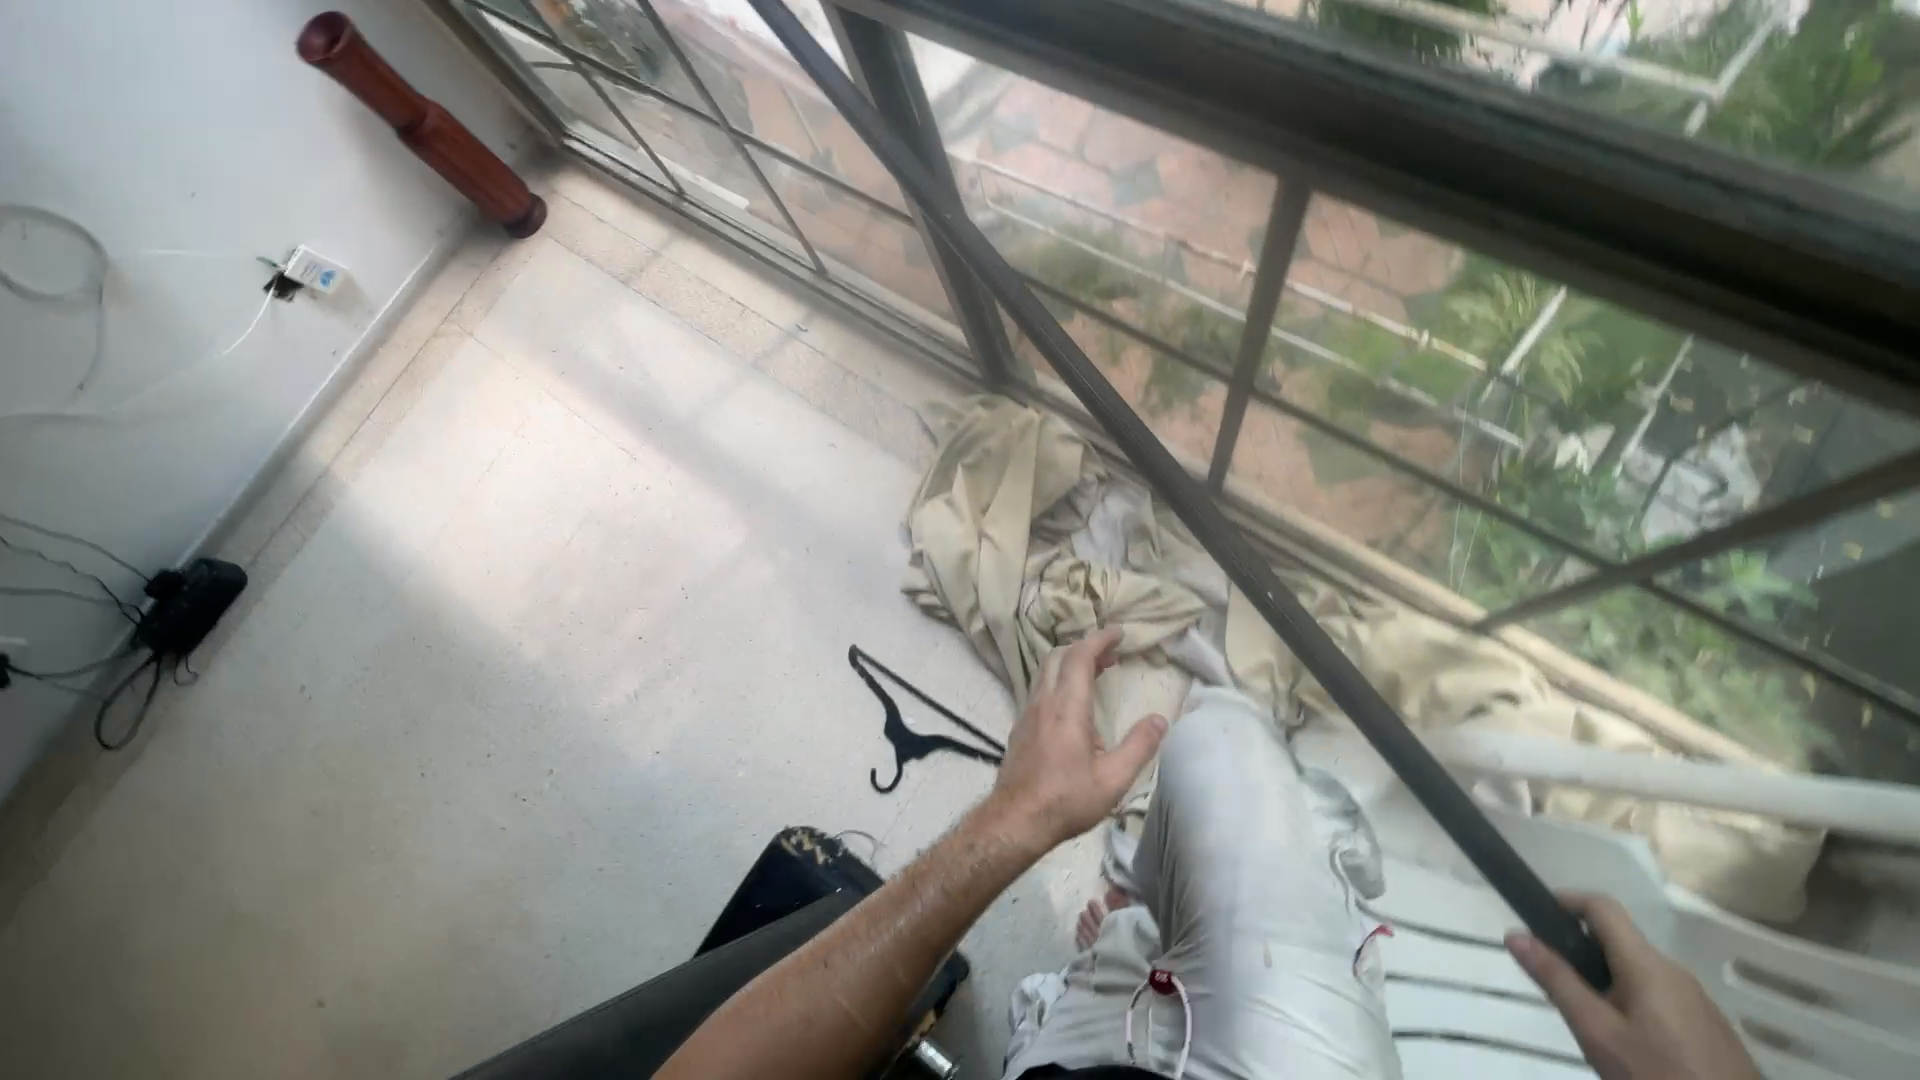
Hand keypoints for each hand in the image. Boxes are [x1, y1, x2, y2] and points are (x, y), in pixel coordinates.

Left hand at [985, 627, 1166, 850]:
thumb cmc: (1066, 800)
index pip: (1080, 656)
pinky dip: (1060, 680)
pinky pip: (1040, 688)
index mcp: (1067, 708)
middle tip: (1113, 655)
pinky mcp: (1020, 727)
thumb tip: (1159, 719)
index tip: (1119, 632)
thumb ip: (1139, 746)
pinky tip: (1074, 703)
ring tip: (1098, 673)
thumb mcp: (1113, 779)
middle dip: (1086, 647)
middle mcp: (1043, 702)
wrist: (1015, 820)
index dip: (1100, 639)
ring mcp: (1027, 713)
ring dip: (1071, 663)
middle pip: (1060, 656)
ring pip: (1047, 671)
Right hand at [1507, 893, 1759, 1079]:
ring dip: (1604, 980)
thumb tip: (1514, 934)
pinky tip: (1628, 1044)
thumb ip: (1555, 980)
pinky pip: (1659, 996)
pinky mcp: (1710, 1027)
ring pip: (1637, 972)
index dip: (1565, 900)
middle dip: (1579, 952)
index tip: (1535, 917)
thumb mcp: (1596, 1031)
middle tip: (1555, 987)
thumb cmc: (1658, 1074)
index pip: (1602, 907)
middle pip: (1617, 942)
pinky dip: (1630, 1002)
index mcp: (1648, 965)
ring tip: (1589, 1022)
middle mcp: (1675, 972)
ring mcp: (1698, 1001)